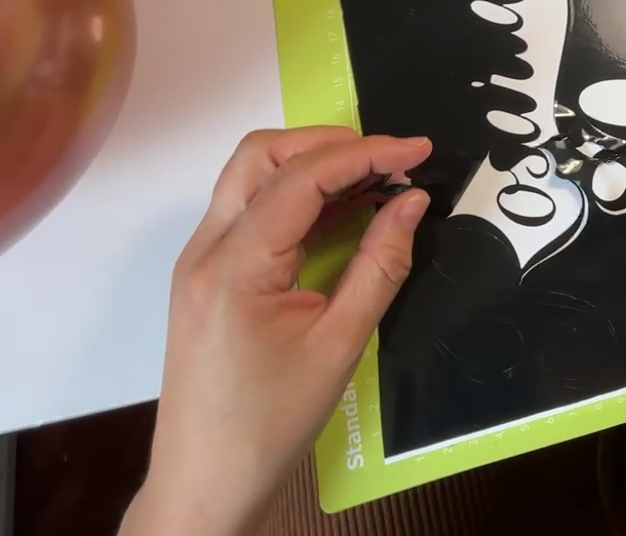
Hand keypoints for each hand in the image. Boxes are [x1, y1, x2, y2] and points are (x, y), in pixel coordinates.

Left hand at [121, 128, 433, 535]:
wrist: (204, 483)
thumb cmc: (273, 419)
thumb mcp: (342, 342)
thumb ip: (381, 262)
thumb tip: (414, 199)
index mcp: (235, 268)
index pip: (302, 179)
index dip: (367, 153)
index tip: (421, 149)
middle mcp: (207, 249)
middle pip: (262, 155)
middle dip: (332, 143)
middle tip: (391, 160)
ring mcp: (204, 258)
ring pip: (254, 173)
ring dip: (316, 162)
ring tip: (377, 178)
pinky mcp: (213, 271)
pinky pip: (257, 206)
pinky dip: (305, 192)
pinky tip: (349, 207)